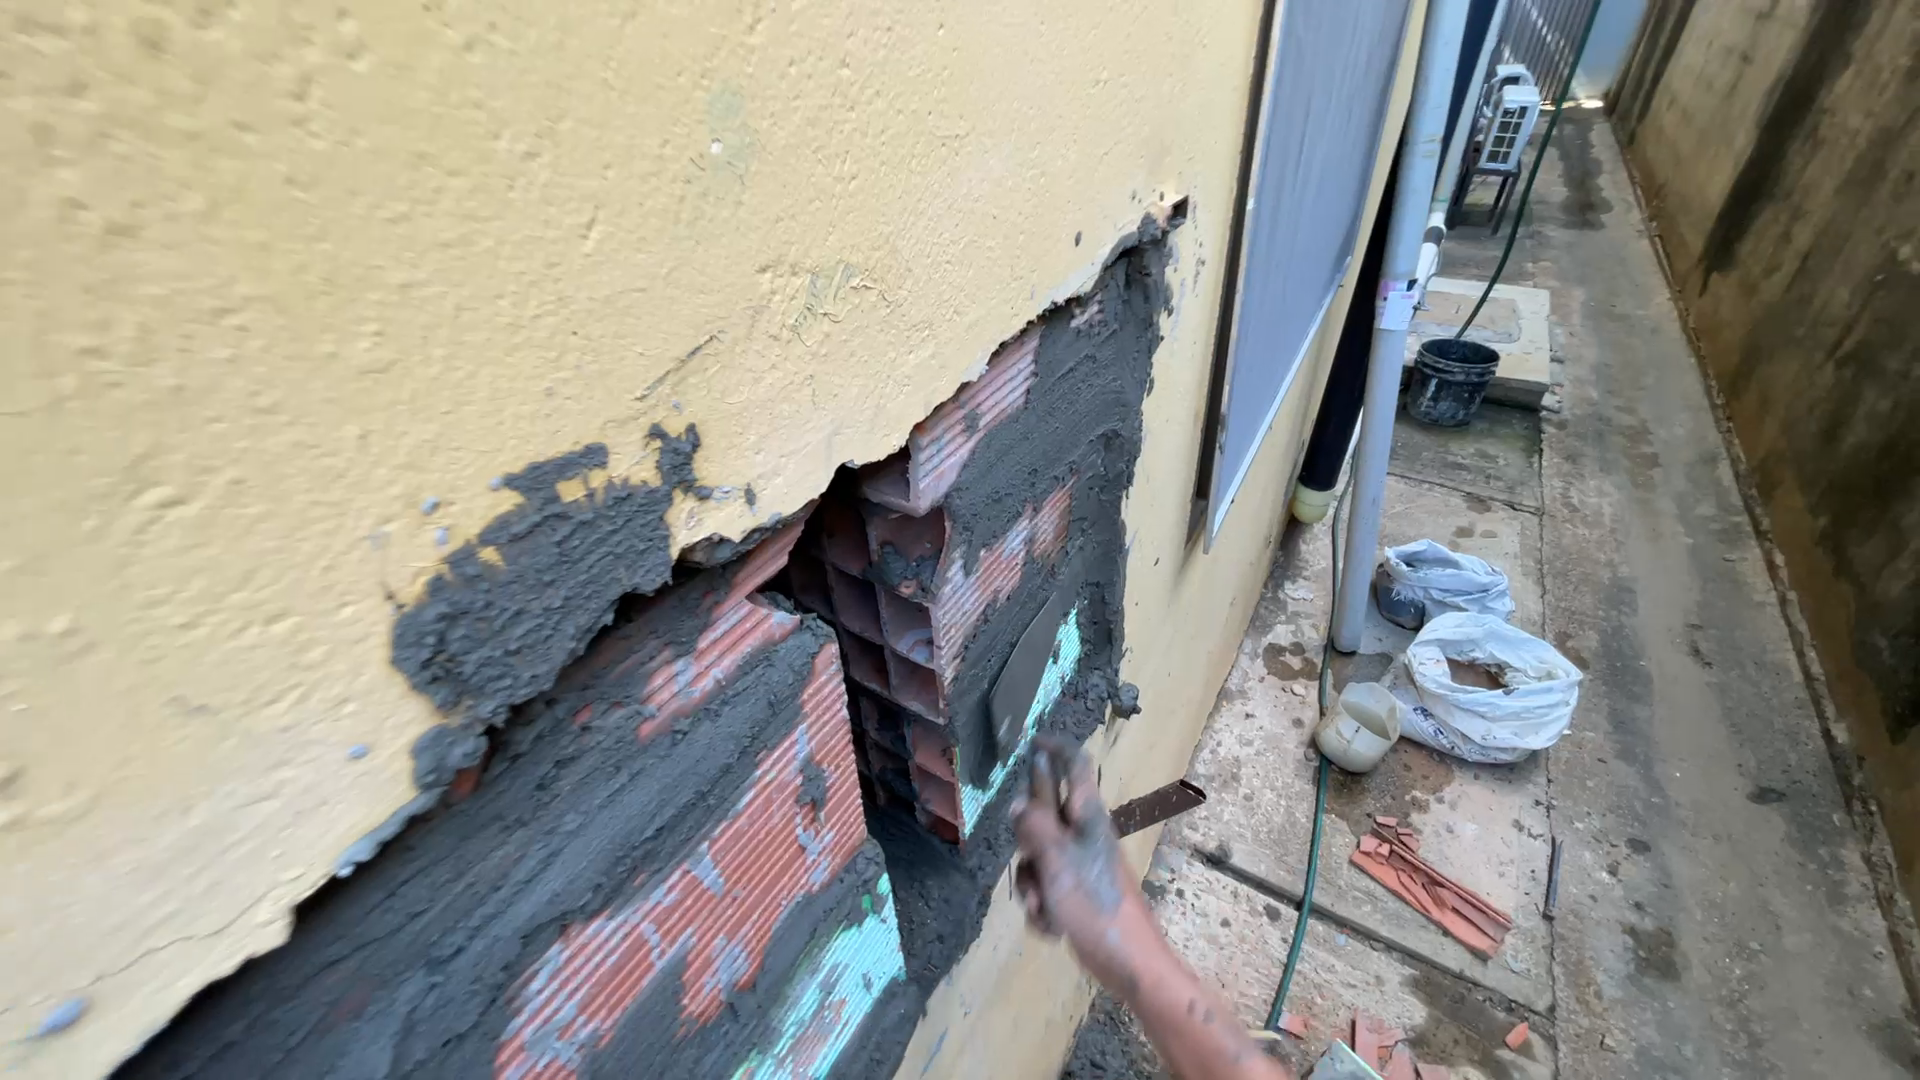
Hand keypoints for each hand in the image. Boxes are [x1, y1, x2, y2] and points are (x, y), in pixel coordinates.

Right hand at [1011, 737, 1158, 992]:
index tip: (1030, 742)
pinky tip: (1051, 925)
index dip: (1055, 748)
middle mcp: (1082, 833)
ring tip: (1042, 905)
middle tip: (1031, 859)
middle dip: (1027, 841)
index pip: (1074, 764)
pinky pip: (1044, 886)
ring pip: (1037, 855)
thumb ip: (1034, 826)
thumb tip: (1018, 802)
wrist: (1128, 962)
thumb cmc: (1095, 903)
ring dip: (1031, 882)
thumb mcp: (1056, 859)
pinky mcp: (1074, 892)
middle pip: (1042, 814)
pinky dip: (1042, 906)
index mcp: (1087, 814)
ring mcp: (1078, 863)